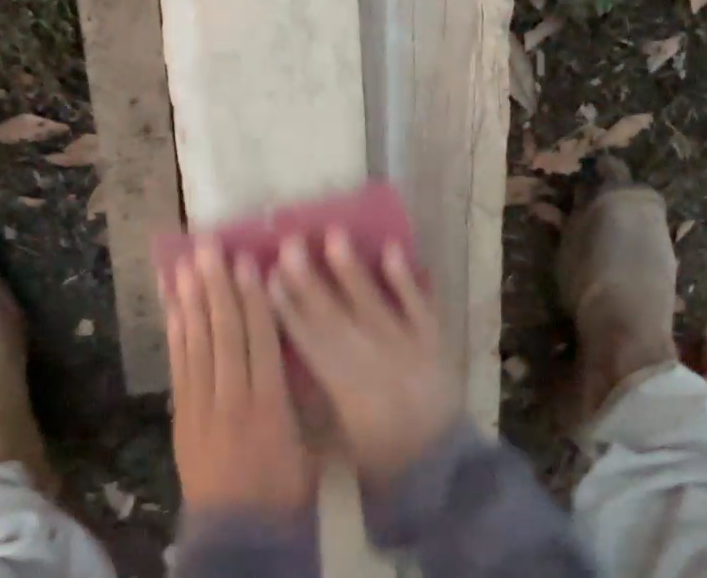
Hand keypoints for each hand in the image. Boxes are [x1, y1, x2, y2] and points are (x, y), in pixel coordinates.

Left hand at [164, 245, 318, 515]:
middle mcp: (232, 398)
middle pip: (223, 332)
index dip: (252, 297)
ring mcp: (201, 406)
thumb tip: (300, 344)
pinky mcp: (182, 416)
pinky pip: (178, 367)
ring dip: (190, 301)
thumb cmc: (287, 491)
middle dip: (216, 286)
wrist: (240, 538)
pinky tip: (173, 308)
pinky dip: (175, 334)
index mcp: (269, 406)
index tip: (247, 260)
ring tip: (184, 264)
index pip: (259, 340)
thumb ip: (301, 395)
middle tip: (208, 246)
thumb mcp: (309, 446)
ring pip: (196, 343)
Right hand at [269, 232, 461, 488]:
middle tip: (290, 243)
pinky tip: (392, 248)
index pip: (307, 339)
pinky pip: (419, 307)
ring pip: (373, 304)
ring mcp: (405, 348)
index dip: (285, 307)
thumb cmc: (379, 456)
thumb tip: (281, 352)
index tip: (265, 275)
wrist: (440, 471)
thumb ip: (311, 394)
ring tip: (334, 234)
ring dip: (352, 270)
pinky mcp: (434, 342)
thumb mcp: (336, 436)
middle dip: (309, 279)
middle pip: (334, 315)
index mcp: (342, 387)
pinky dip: (406, 279)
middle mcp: (370, 362)